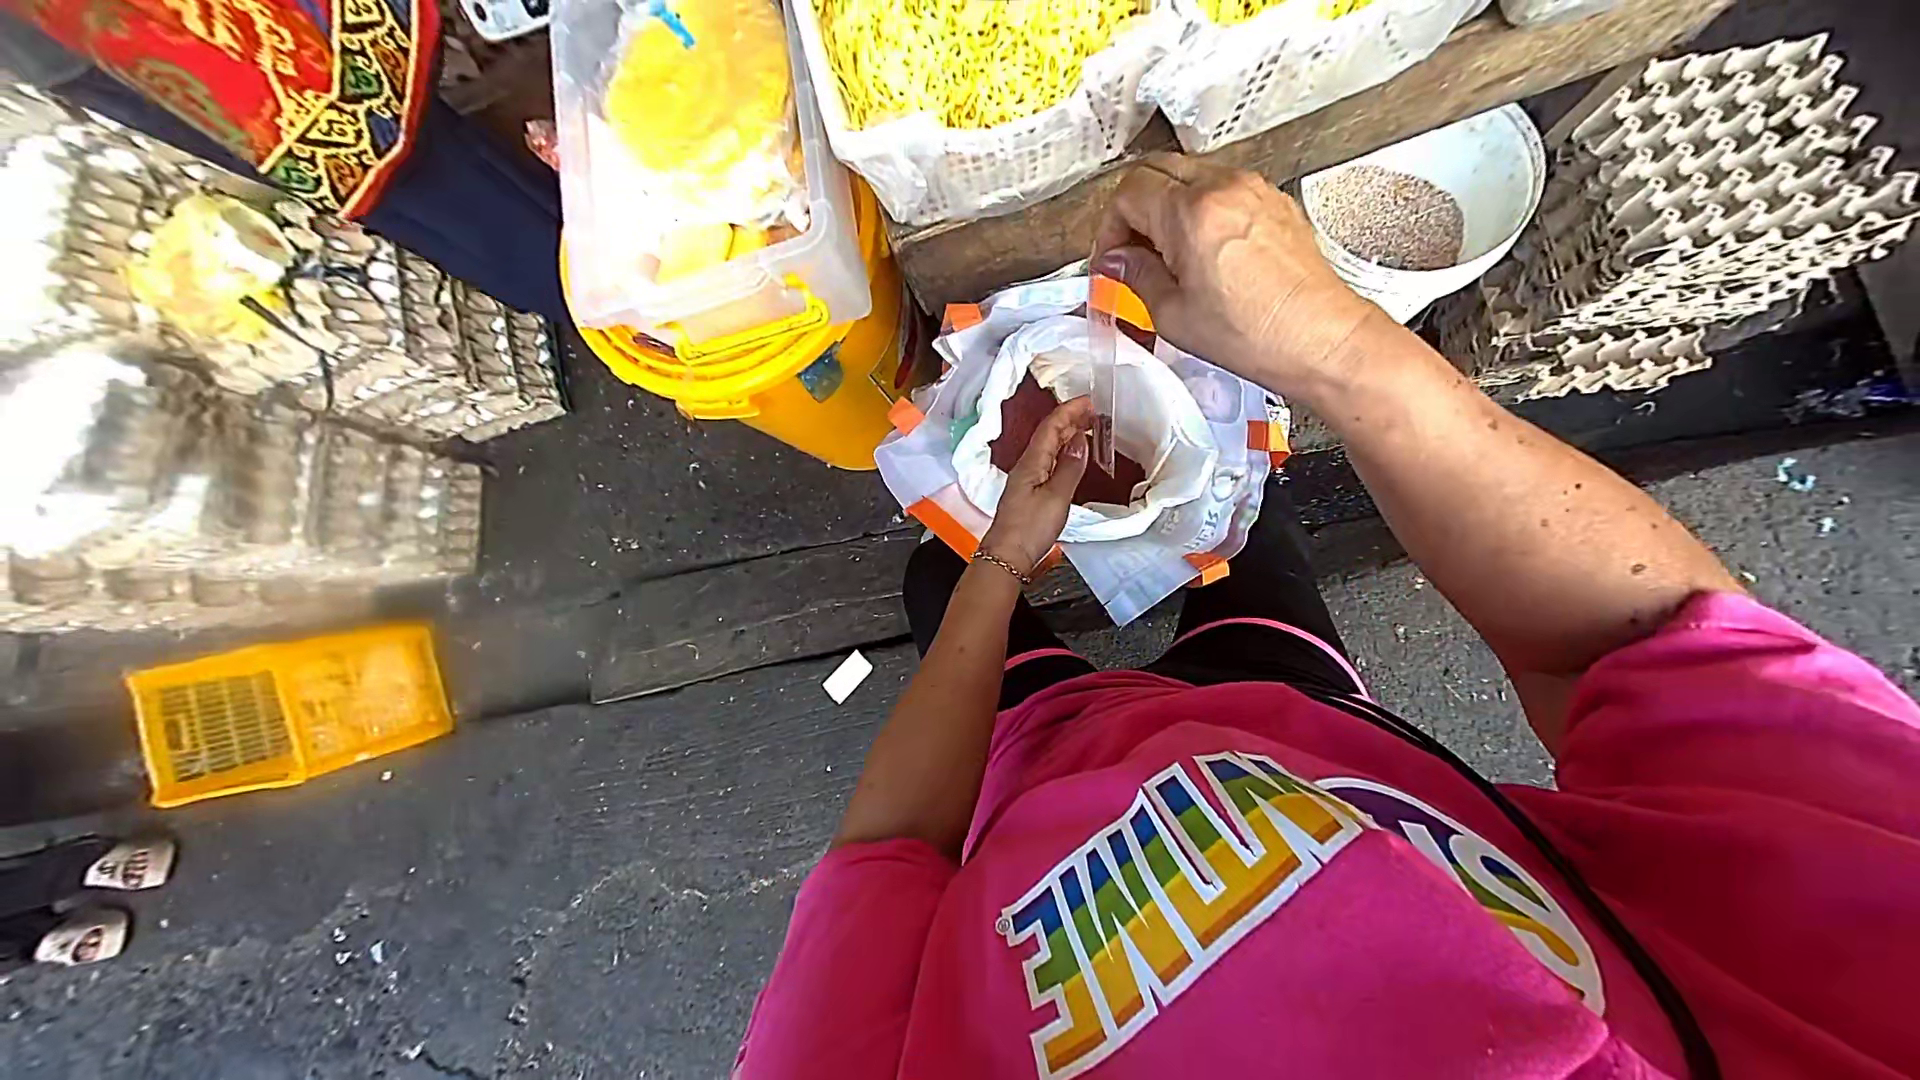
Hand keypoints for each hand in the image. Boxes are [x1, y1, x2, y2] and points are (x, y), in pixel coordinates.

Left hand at [980, 396, 1093, 575]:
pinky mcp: (1029, 493)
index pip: (1051, 427)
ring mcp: (1027, 479)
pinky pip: (1047, 462)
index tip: (1088, 401)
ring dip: (1067, 434)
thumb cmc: (1029, 529)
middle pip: (1048, 434)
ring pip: (1048, 447)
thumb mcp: (1056, 497)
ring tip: (1086, 428)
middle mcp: (1027, 467)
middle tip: (1092, 411)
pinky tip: (1071, 457)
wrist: (1007, 556)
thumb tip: (1079, 441)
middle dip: (1070, 418)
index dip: (1069, 410)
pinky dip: (1063, 453)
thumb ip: (1069, 468)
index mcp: (1031, 462)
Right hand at [1091, 153, 1386, 404]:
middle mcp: (1223, 188)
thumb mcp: (1173, 314)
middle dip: (1132, 210)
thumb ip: (1137, 276)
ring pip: (1188, 175)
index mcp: (1191, 214)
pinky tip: (1197, 252)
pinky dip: (1197, 210)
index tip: (1110, 259)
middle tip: (1127, 253)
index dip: (1109, 227)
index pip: (1129, 192)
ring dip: (1164, 208)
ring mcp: (1252, 189)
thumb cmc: (1253, 333)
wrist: (1317, 337)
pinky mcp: (1271, 201)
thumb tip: (1119, 261)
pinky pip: (1220, 188)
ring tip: (1163, 257)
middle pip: (1156, 171)